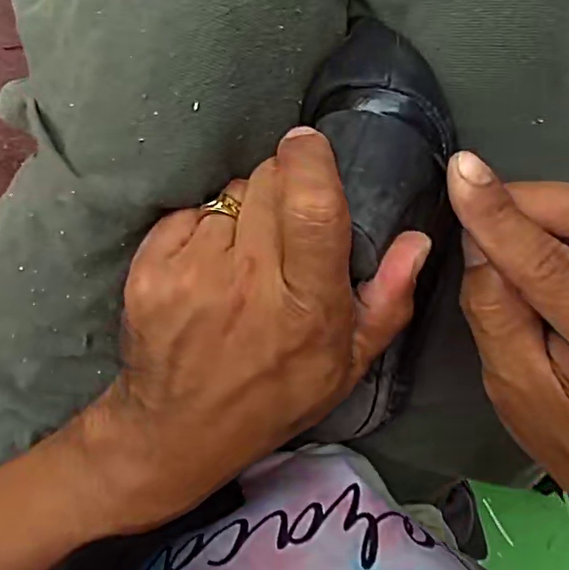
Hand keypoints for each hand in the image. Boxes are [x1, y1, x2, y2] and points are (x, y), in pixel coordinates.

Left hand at [75, 126, 431, 529]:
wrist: (180, 426)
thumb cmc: (274, 393)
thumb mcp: (346, 363)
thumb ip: (388, 299)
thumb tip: (417, 239)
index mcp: (306, 305)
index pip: (313, 209)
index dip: (311, 162)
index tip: (308, 142)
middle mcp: (248, 284)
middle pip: (268, 182)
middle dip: (281, 182)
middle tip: (281, 221)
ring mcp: (193, 275)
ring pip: (230, 195)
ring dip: (243, 209)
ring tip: (242, 256)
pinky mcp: (151, 271)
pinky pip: (189, 212)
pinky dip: (202, 225)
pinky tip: (206, 265)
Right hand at [447, 152, 568, 569]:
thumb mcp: (517, 394)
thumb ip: (495, 310)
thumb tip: (480, 237)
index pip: (561, 269)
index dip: (503, 216)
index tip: (460, 172)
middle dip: (532, 199)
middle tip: (480, 209)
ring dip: (552, 207)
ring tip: (508, 229)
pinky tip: (548, 247)